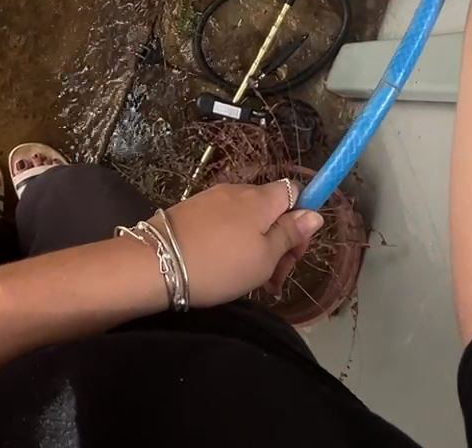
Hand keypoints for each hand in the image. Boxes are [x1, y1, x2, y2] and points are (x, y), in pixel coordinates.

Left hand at [164, 181, 323, 306]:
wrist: (157, 261)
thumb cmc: (220, 264)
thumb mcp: (265, 258)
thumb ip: (290, 234)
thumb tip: (314, 213)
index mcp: (260, 198)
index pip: (295, 191)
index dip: (302, 218)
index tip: (295, 251)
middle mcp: (238, 190)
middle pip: (272, 209)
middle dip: (279, 241)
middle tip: (274, 279)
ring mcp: (213, 197)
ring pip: (248, 219)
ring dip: (257, 245)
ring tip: (251, 282)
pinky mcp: (194, 209)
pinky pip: (226, 222)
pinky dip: (233, 242)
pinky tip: (226, 268)